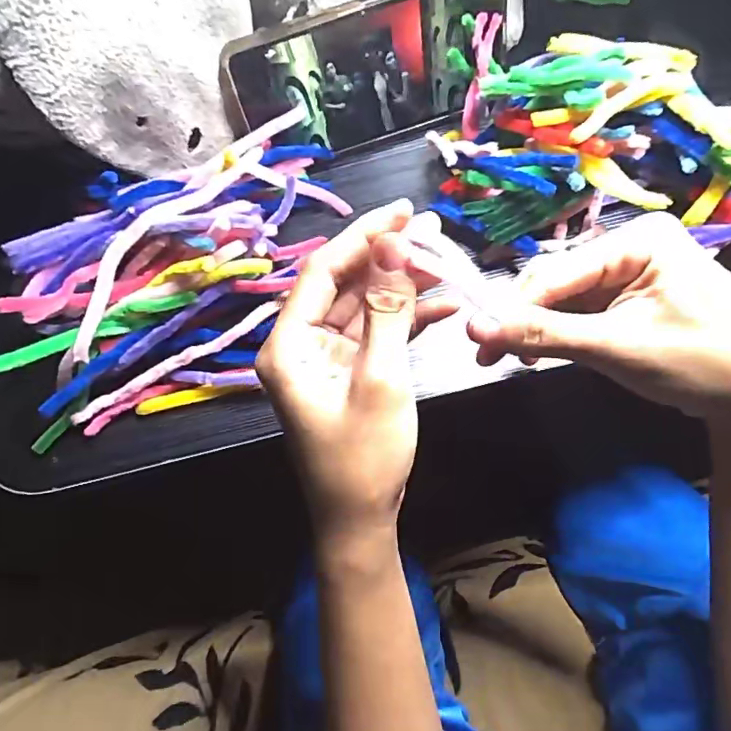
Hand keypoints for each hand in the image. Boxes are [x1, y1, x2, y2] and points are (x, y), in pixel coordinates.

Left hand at [258, 200, 457, 541]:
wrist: (359, 519)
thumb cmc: (365, 457)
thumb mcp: (381, 378)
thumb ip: (386, 310)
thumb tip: (394, 246)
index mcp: (289, 345)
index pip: (324, 271)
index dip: (364, 236)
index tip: (404, 211)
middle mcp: (298, 345)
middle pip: (341, 284)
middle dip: (385, 257)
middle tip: (429, 229)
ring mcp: (322, 360)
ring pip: (360, 306)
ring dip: (398, 286)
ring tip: (441, 260)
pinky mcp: (344, 373)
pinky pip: (371, 334)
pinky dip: (401, 319)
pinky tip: (438, 304)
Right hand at [464, 213, 730, 430]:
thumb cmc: (702, 364)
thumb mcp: (617, 348)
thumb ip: (544, 335)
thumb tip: (475, 326)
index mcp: (639, 239)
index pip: (556, 272)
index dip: (512, 309)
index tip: (475, 342)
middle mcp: (633, 246)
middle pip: (557, 282)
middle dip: (524, 321)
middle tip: (491, 357)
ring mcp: (634, 272)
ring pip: (565, 299)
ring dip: (539, 330)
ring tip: (514, 360)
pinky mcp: (633, 298)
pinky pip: (583, 312)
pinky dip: (562, 335)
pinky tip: (543, 353)